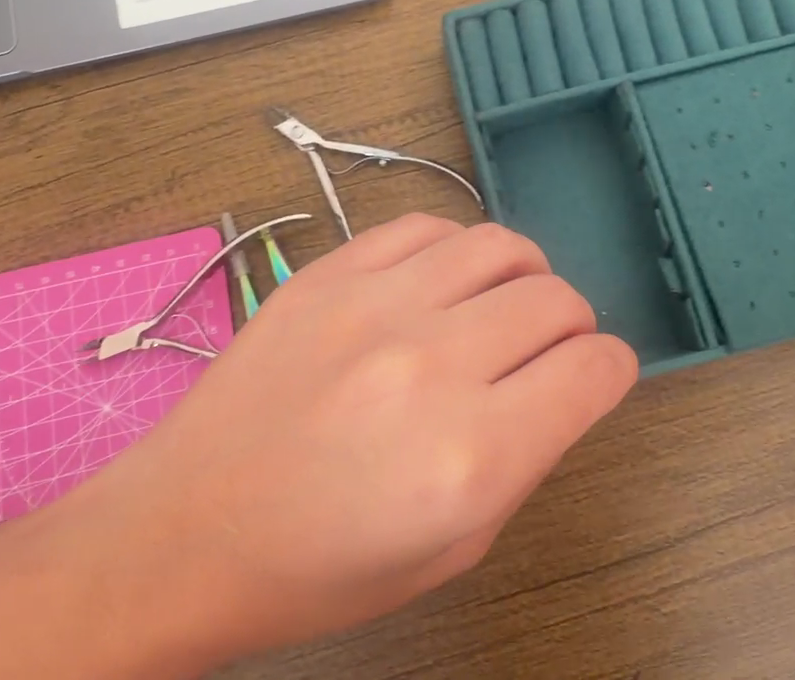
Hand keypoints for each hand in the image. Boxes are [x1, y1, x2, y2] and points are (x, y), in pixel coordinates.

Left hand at [69, 216, 638, 671]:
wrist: (185, 530)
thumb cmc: (319, 567)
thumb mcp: (451, 549)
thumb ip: (523, 460)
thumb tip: (561, 385)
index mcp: (471, 457)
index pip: (595, 368)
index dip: (609, 372)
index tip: (592, 379)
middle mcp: (431, 365)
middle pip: (556, 298)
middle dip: (572, 326)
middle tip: (547, 351)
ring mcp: (372, 305)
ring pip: (500, 245)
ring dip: (524, 274)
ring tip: (504, 305)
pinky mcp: (327, 274)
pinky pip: (426, 227)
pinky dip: (456, 251)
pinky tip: (445, 283)